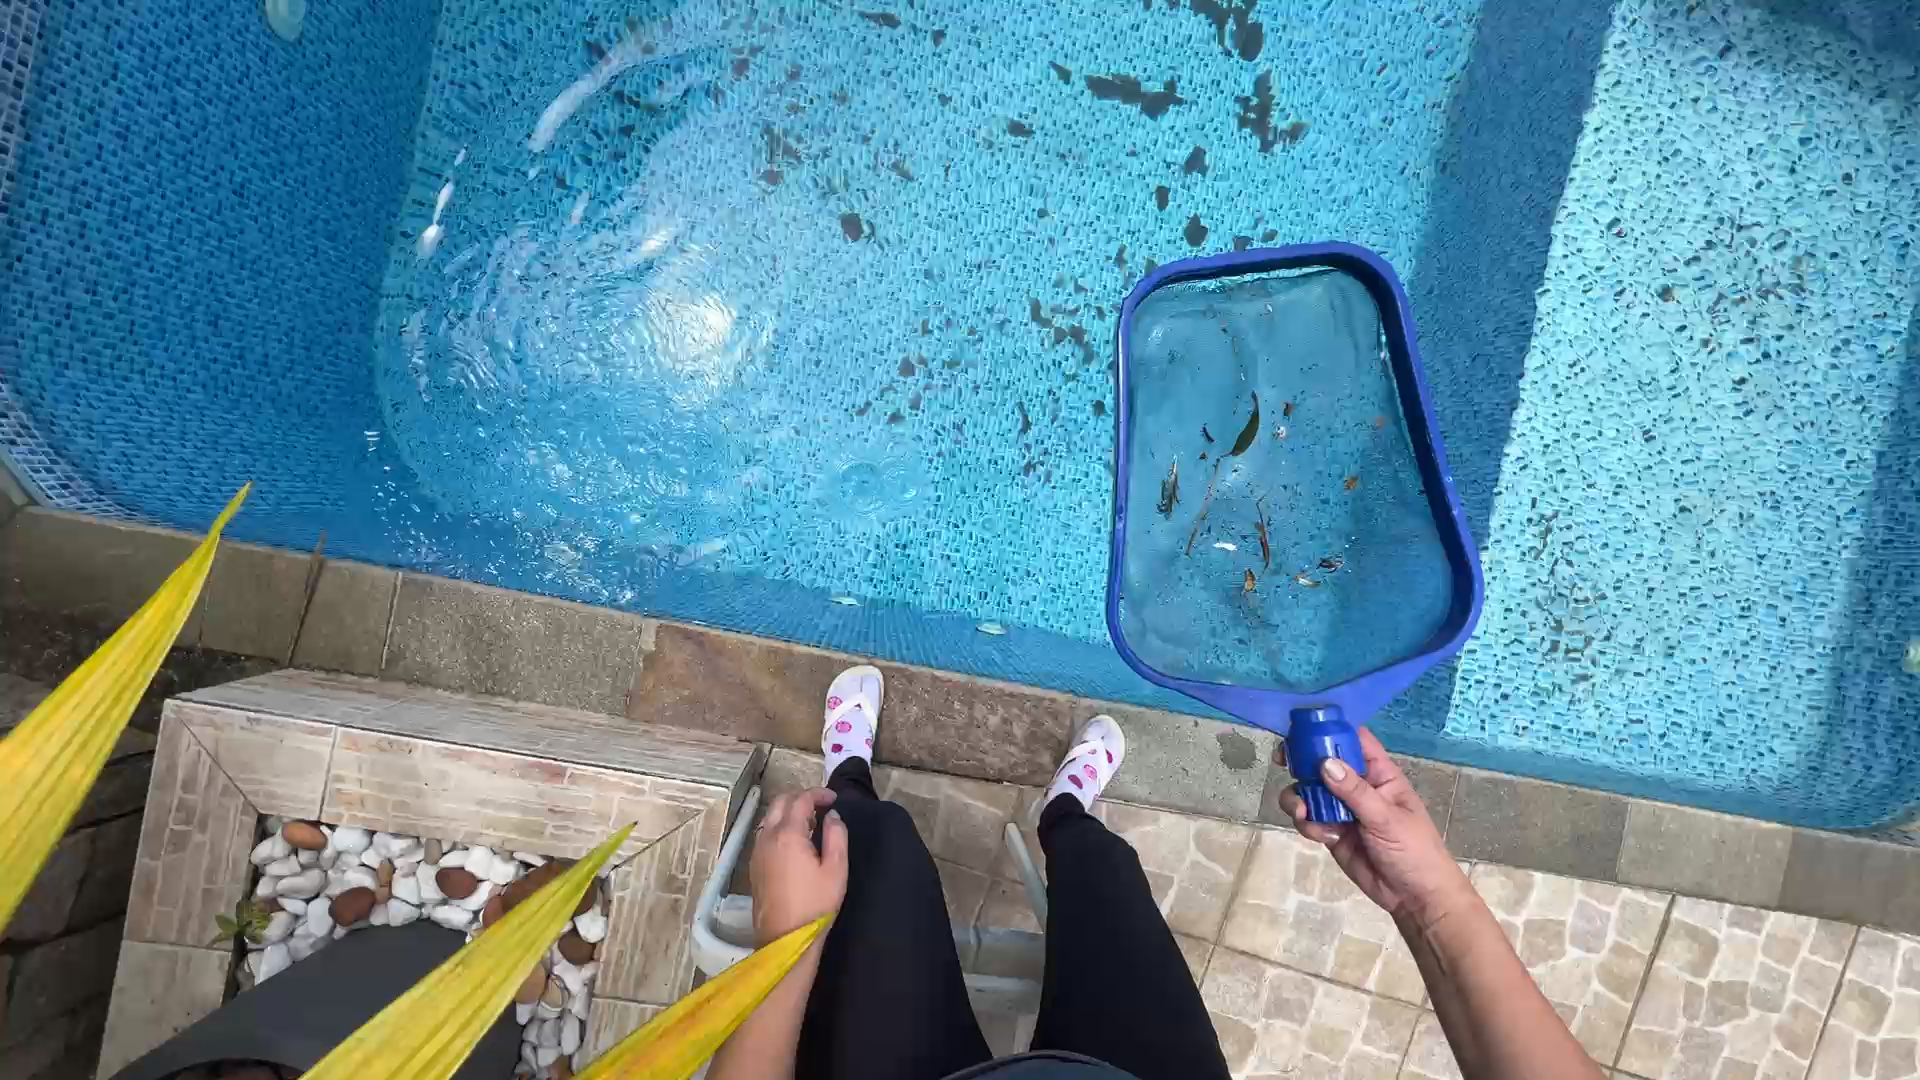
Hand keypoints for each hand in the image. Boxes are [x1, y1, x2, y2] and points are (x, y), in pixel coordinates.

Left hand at [749, 788, 848, 945]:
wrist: (785, 940)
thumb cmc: (815, 904)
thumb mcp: (836, 869)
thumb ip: (836, 835)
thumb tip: (832, 816)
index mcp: (788, 834)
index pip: (801, 800)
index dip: (819, 794)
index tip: (834, 799)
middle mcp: (768, 837)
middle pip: (781, 802)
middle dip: (801, 798)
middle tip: (821, 806)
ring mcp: (757, 851)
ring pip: (770, 817)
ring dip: (789, 811)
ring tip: (810, 822)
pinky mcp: (754, 866)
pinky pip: (765, 833)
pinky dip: (780, 825)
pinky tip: (794, 841)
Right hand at [1278, 727, 1473, 929]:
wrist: (1415, 900)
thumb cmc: (1414, 851)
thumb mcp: (1387, 819)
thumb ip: (1355, 792)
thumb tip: (1324, 763)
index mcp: (1378, 774)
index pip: (1353, 740)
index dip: (1330, 729)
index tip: (1302, 726)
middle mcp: (1356, 785)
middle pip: (1321, 760)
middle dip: (1301, 760)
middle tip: (1283, 761)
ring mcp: (1341, 807)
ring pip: (1308, 789)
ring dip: (1299, 796)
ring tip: (1302, 811)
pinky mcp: (1330, 828)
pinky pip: (1307, 816)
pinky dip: (1305, 821)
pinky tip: (1317, 834)